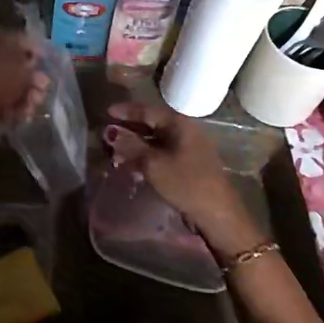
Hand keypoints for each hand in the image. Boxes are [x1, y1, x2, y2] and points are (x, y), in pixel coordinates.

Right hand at [103, 100, 264, 258]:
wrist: (216, 212)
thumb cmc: (185, 183)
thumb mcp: (153, 163)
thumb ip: (131, 145)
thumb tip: (111, 132)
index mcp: (178, 124)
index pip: (148, 111)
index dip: (126, 111)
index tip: (107, 112)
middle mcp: (185, 131)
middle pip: (152, 124)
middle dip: (129, 130)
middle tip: (108, 135)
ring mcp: (188, 148)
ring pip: (156, 141)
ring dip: (136, 146)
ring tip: (116, 154)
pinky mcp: (189, 164)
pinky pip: (162, 154)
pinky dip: (146, 157)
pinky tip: (133, 167)